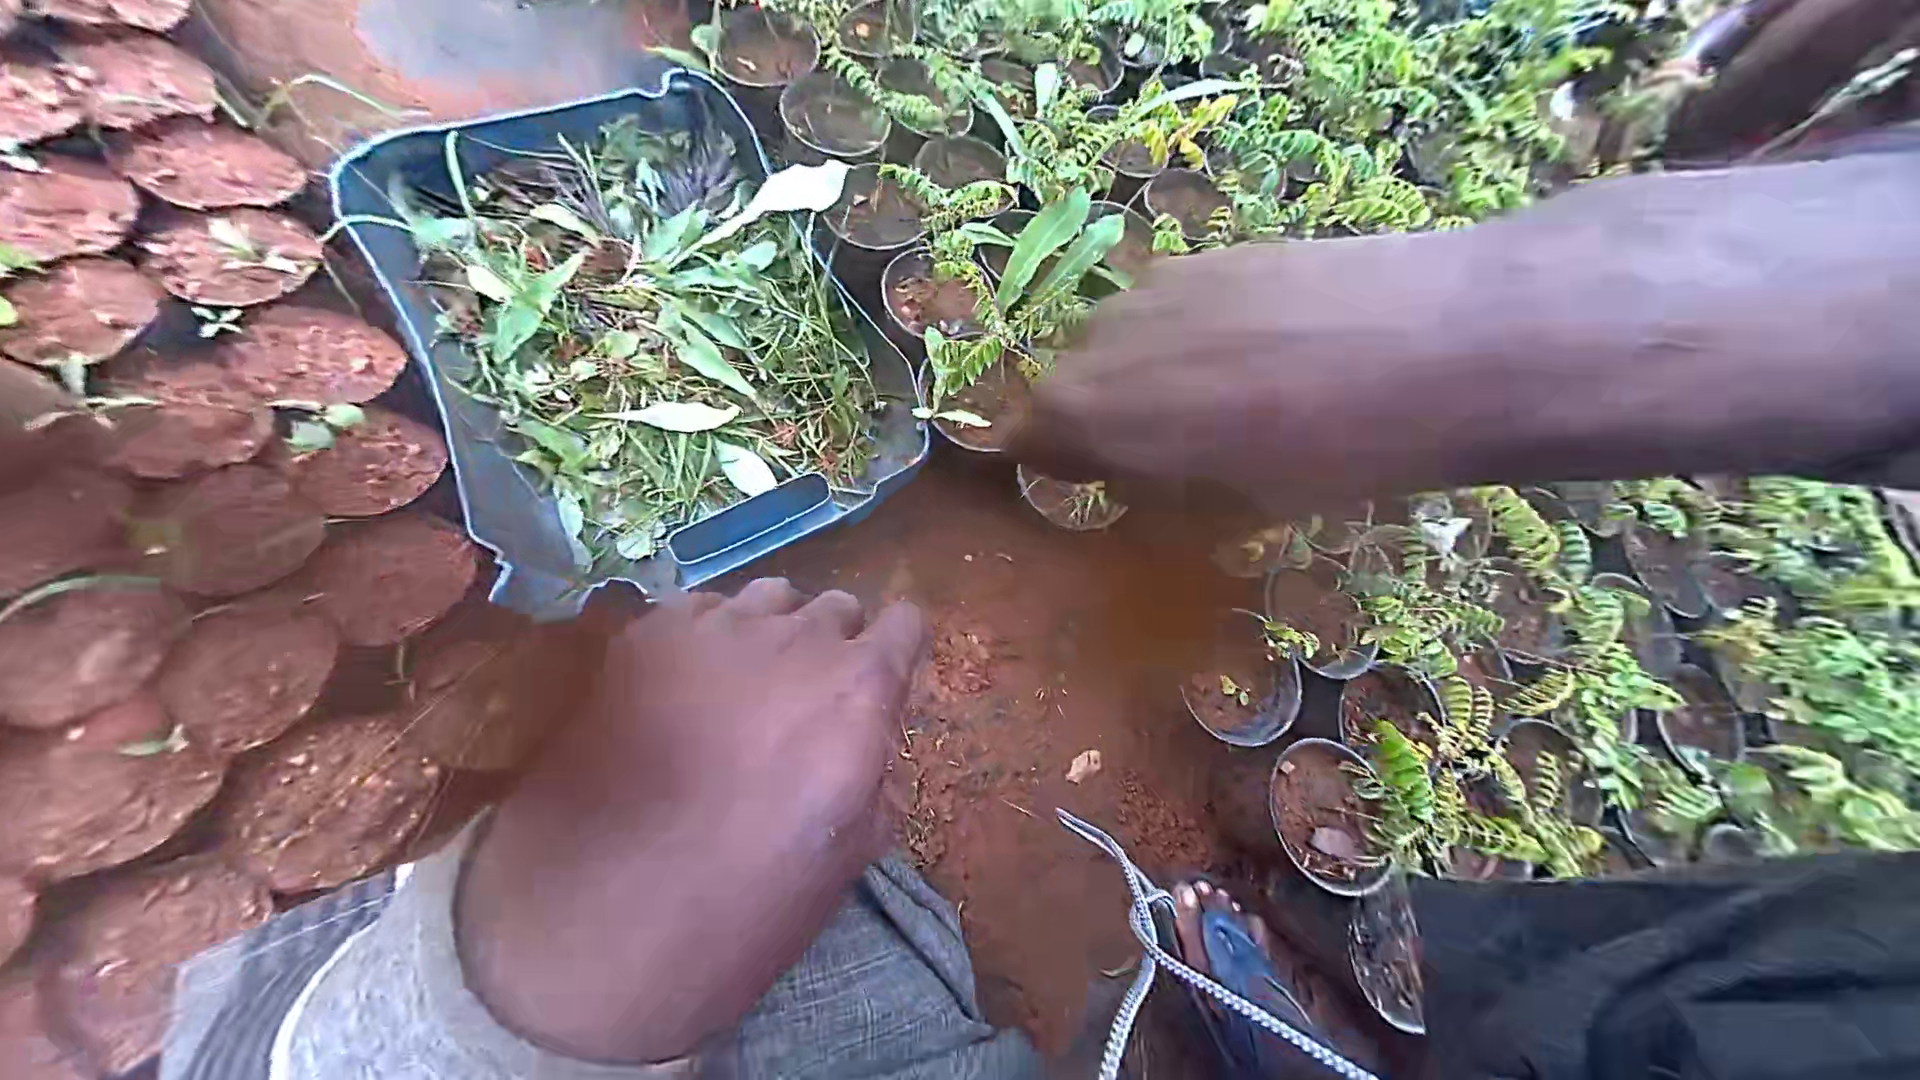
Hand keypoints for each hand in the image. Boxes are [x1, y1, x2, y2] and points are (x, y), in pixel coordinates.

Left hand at [459, 580, 926, 1062]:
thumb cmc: (746, 897)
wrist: (595, 926)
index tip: (882, 680)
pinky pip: (706, 607)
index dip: (899, 650)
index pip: (907, 622)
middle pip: (840, 606)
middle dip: (836, 645)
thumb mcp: (852, 849)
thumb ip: (883, 768)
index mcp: (859, 687)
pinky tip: (685, 685)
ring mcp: (720, 627)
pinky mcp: (650, 632)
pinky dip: (711, 635)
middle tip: (804, 700)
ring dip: (776, 630)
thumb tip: (875, 731)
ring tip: (746, 681)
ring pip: (775, 595)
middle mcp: (799, 638)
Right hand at [1016, 233, 1485, 512]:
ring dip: (1145, 378)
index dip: (1055, 468)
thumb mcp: (1209, 517)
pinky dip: (1187, 337)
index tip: (1094, 483)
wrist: (1439, 347)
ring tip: (1225, 396)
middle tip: (1170, 450)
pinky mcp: (1206, 254)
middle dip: (1101, 424)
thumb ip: (1136, 500)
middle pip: (1069, 390)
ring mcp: (1150, 288)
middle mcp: (1095, 340)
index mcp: (1081, 411)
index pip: (1022, 441)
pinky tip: (1259, 350)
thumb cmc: (1309, 462)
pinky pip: (1168, 311)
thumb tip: (1120, 482)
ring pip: (1119, 346)